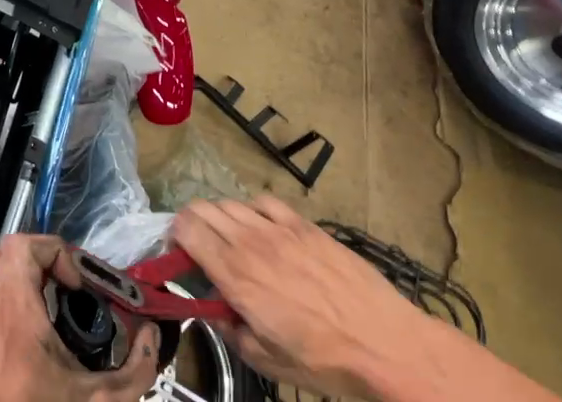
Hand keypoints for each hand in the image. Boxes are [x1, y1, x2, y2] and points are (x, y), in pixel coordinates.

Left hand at [0, 234, 161, 401]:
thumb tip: (150, 334)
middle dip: (41, 260)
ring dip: (14, 268)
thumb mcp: (103, 401)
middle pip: (8, 251)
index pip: (24, 246)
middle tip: (66, 289)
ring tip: (38, 293)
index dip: (55, 252)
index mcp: (15, 311)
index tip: (76, 284)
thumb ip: (138, 368)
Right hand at [173, 196, 434, 396]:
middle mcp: (250, 242)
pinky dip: (253, 211)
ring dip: (220, 219)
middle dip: (191, 225)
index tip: (180, 258)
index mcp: (235, 274)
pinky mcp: (306, 225)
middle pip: (200, 208)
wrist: (388, 346)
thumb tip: (213, 310)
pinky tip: (263, 230)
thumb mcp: (265, 359)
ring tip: (232, 242)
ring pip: (229, 203)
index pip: (184, 228)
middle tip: (201, 249)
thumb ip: (228, 329)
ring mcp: (279, 229)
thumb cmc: (326, 359)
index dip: (173, 238)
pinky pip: (264, 202)